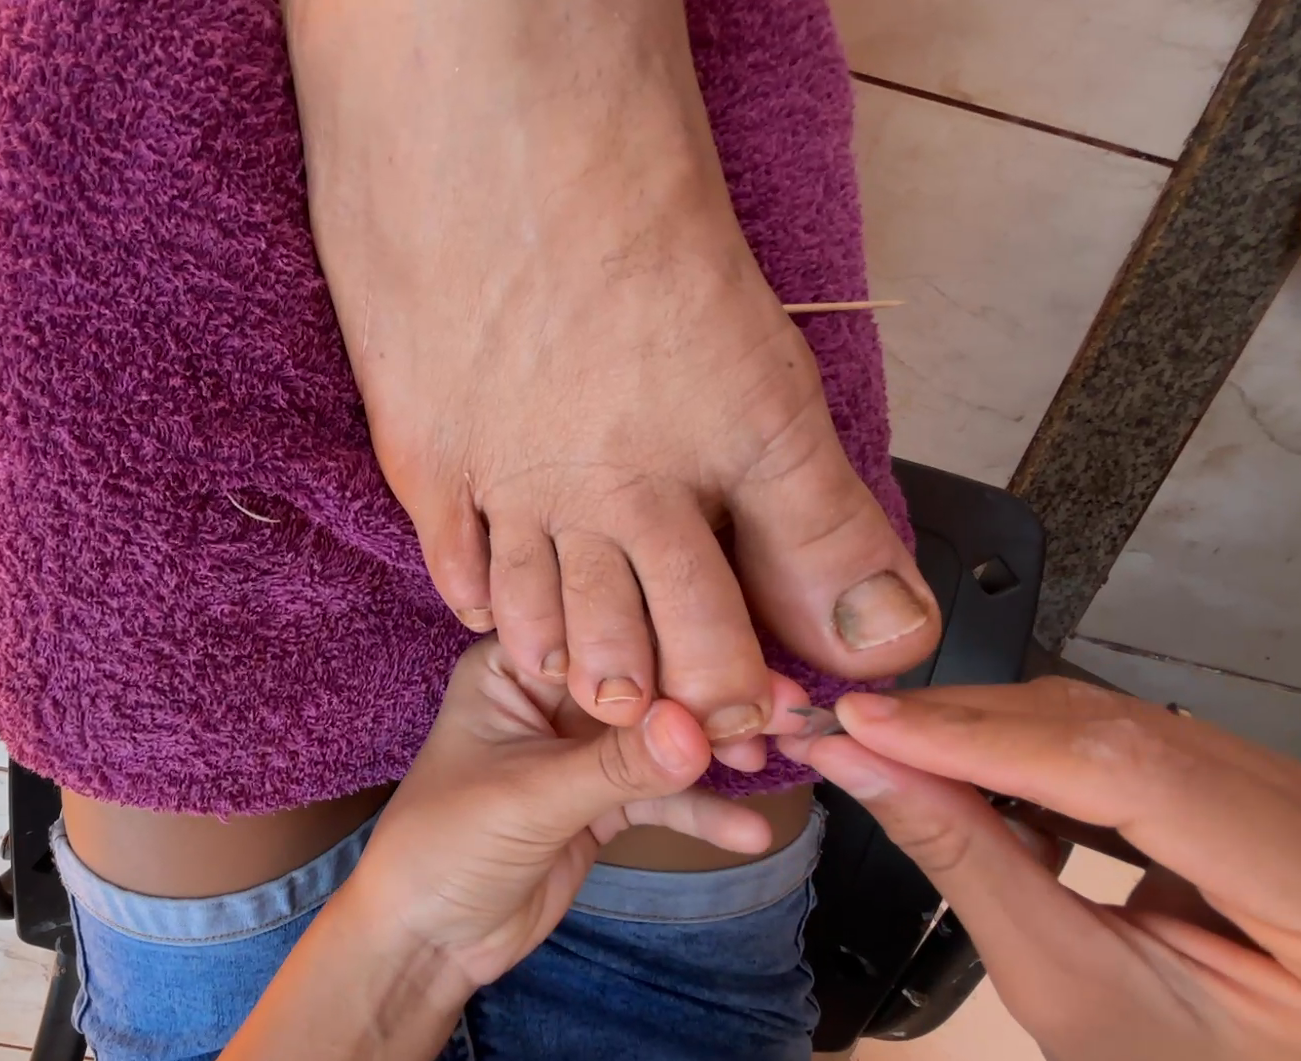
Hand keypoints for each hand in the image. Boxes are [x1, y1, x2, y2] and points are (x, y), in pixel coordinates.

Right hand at [284, 0, 940, 763]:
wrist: (467, 91)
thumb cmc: (616, 159)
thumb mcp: (756, 314)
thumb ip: (810, 485)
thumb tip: (878, 614)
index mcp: (733, 427)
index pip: (800, 598)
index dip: (808, 668)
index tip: (798, 701)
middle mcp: (620, 478)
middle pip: (670, 639)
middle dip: (699, 696)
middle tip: (700, 730)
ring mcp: (510, 472)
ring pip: (559, 619)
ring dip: (591, 667)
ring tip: (603, 695)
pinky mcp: (422, 453)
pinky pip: (460, 567)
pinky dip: (489, 606)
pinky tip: (496, 617)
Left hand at [347, 636, 810, 988]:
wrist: (429, 935)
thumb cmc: (448, 843)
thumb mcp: (530, 797)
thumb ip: (615, 766)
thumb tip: (698, 727)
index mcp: (513, 666)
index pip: (597, 638)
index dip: (667, 648)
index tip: (740, 665)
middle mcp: (548, 695)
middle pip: (638, 686)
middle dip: (703, 700)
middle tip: (783, 711)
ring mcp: (575, 748)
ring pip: (656, 739)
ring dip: (712, 753)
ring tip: (784, 759)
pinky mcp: (597, 799)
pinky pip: (657, 795)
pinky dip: (698, 810)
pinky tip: (749, 829)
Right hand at [779, 680, 1300, 1060]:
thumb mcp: (1065, 988)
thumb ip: (959, 859)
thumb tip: (846, 756)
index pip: (1133, 772)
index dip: (978, 737)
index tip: (854, 720)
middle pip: (1118, 729)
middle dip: (963, 723)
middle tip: (848, 725)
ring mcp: (1299, 798)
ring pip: (1111, 720)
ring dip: (982, 730)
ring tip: (888, 746)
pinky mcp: (1251, 788)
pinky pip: (1121, 739)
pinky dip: (1022, 750)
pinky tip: (967, 775)